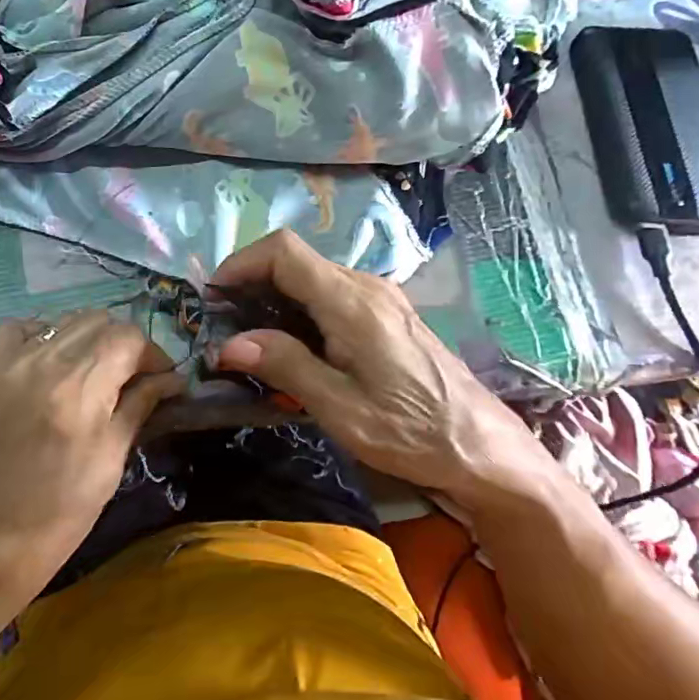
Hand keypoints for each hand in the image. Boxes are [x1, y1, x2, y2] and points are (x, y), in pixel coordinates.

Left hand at [0, 309, 181, 699]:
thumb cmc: (55, 519)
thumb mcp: (109, 465)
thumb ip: (137, 409)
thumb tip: (169, 380)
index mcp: (79, 389)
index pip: (128, 337)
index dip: (153, 354)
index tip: (163, 381)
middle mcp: (43, 362)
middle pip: (98, 321)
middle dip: (125, 345)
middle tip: (134, 379)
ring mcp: (8, 363)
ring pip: (62, 321)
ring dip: (89, 338)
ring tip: (96, 373)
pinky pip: (17, 329)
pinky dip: (41, 334)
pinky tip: (50, 363)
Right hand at [212, 230, 555, 509]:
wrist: (484, 449)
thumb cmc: (412, 432)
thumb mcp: (341, 409)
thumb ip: (285, 366)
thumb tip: (228, 343)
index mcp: (352, 303)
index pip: (283, 251)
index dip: (240, 264)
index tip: (213, 299)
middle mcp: (366, 286)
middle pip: (293, 260)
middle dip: (249, 285)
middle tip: (224, 327)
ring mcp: (379, 297)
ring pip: (309, 276)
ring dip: (271, 298)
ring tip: (250, 341)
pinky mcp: (385, 313)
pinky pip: (328, 294)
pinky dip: (297, 309)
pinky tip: (292, 346)